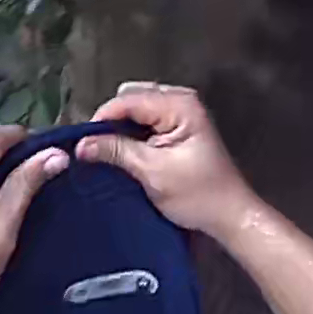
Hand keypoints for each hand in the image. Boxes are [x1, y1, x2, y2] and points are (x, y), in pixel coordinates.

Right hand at [77, 82, 263, 241]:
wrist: (231, 217)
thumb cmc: (197, 195)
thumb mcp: (152, 172)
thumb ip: (116, 151)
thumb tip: (81, 144)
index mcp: (179, 104)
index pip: (129, 100)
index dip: (103, 117)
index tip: (82, 140)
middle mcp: (180, 98)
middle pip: (132, 97)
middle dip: (112, 119)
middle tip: (94, 144)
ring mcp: (181, 108)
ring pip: (138, 105)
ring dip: (122, 125)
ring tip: (105, 146)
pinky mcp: (179, 123)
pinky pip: (147, 116)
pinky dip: (133, 129)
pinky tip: (124, 147)